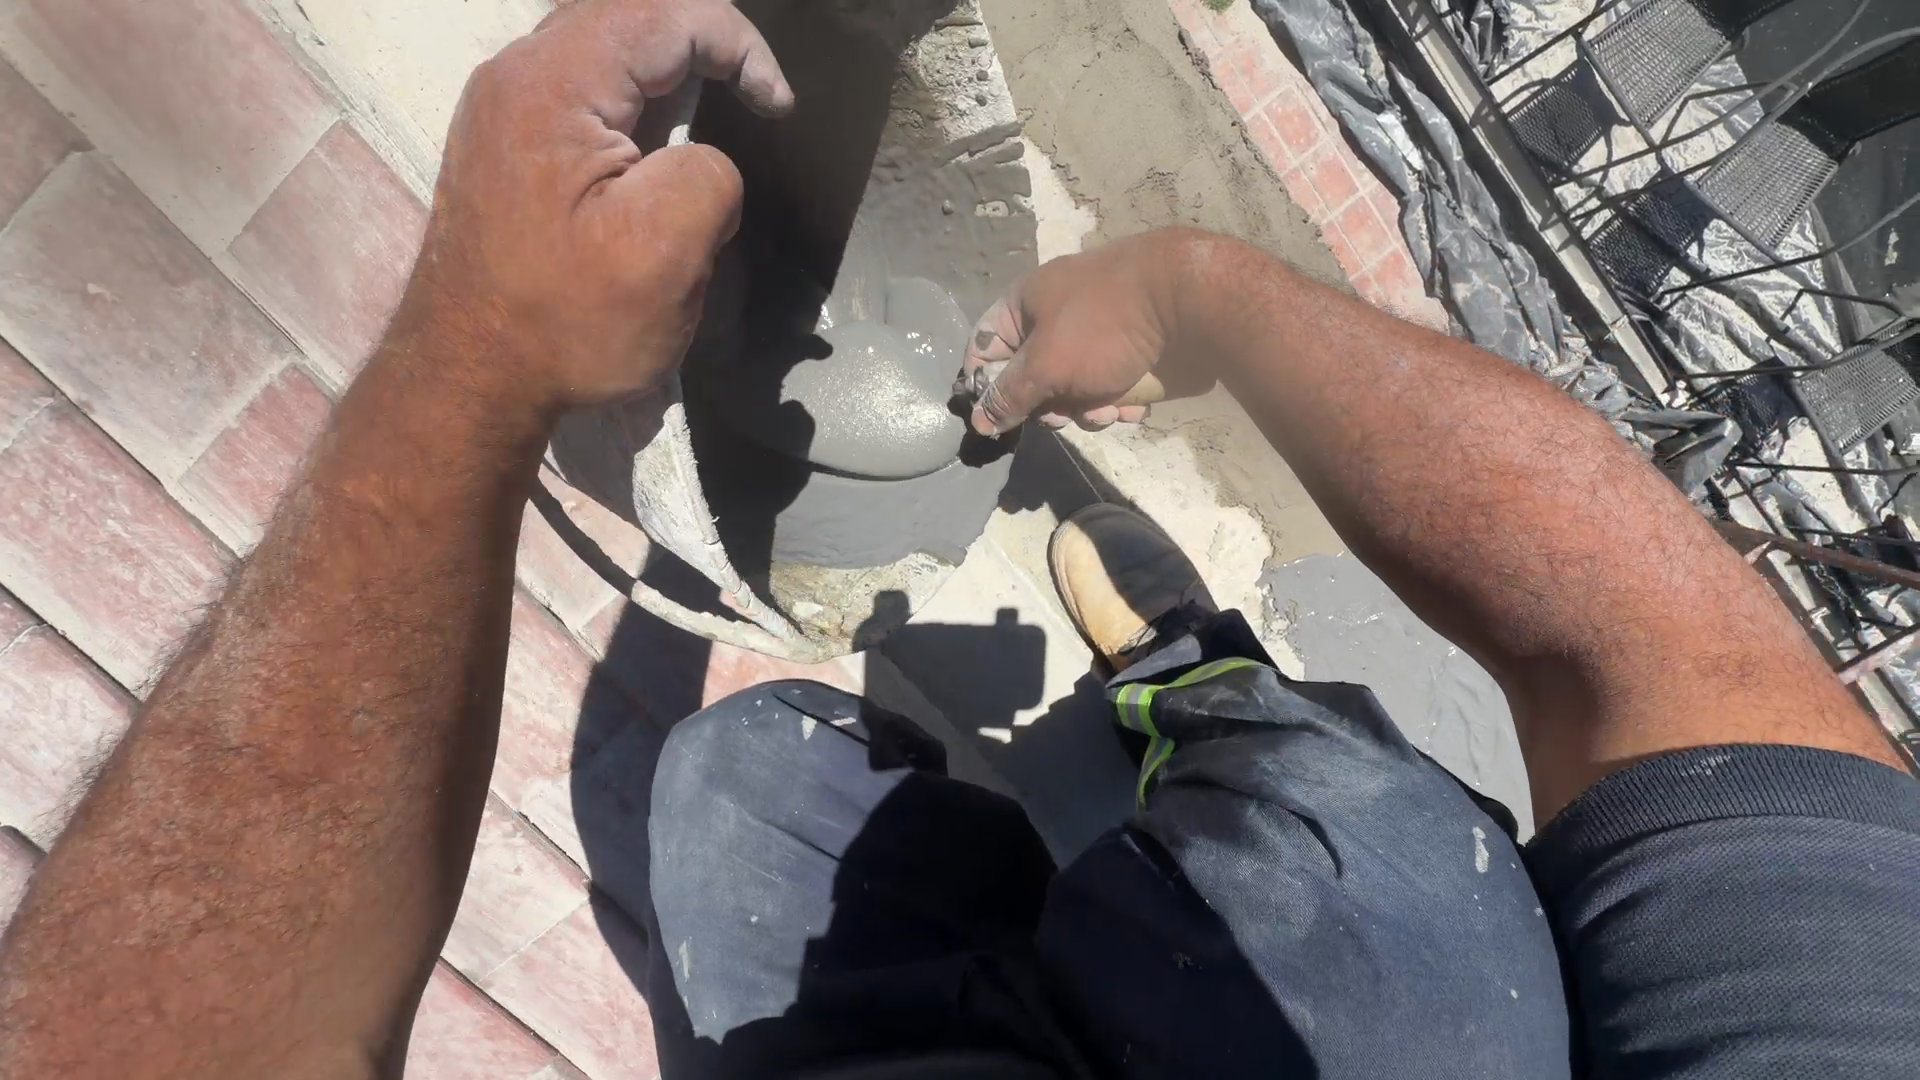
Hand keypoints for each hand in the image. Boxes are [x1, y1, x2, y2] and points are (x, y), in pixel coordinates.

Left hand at [392, 0, 793, 413]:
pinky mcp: (514, 154)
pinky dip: (641, 119)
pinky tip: (660, 163)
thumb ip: (709, 179)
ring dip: (673, 88)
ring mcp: (509, 115)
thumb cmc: (569, 323)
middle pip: (630, 24)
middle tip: (755, 107)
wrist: (476, 376)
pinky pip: (588, 104)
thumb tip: (709, 164)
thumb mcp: (663, 255)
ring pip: (609, 64)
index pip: (662, 13)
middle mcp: (519, 79)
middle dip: (705, 53)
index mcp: (553, 85)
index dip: (737, 44)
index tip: (780, 108)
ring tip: (718, 131)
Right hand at [963, 230, 1213, 434]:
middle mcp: (1054, 323)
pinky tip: (1132, 402)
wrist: (1191, 306)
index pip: (983, 351)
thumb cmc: (1104, 326)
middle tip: (1061, 414)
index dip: (984, 386)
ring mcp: (1092, 343)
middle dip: (1047, 407)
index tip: (994, 418)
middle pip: (1028, 383)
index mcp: (1025, 307)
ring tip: (1107, 406)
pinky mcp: (1125, 362)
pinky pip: (1105, 394)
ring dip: (1084, 411)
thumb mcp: (1045, 363)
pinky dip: (1116, 403)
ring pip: (1069, 396)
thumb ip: (1009, 396)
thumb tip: (978, 421)